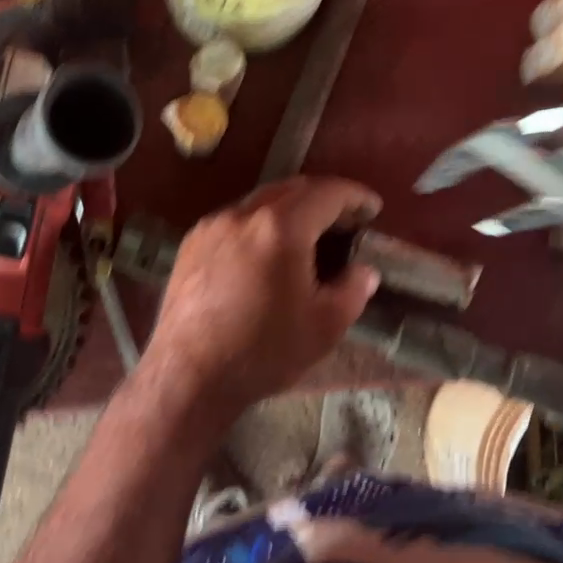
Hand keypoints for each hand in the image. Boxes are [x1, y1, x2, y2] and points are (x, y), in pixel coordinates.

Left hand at [141, 177, 382, 414]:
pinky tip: (266, 255)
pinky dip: (259, 226)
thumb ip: (352, 290)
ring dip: (288, 211)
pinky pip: (234, 221)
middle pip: (290, 190)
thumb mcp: (324, 326)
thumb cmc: (263, 351)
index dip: (354, 196)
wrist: (189, 372)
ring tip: (308, 238)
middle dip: (322, 200)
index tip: (372, 208)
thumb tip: (364, 271)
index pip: (326, 193)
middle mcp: (243, 214)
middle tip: (346, 222)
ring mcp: (212, 226)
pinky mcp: (191, 243)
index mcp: (280, 227)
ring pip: (259, 203)